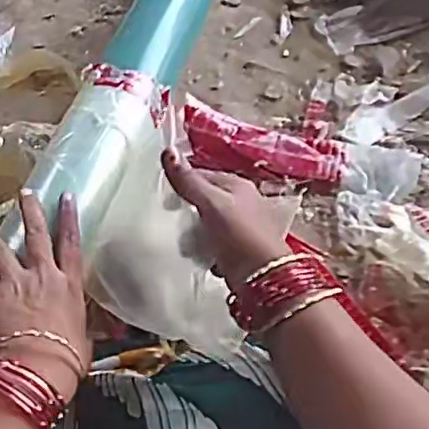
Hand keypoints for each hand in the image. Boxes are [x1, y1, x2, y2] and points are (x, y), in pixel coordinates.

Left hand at [0, 190, 89, 395]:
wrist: (38, 367)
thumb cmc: (66, 358)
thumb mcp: (82, 338)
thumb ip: (77, 327)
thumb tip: (79, 336)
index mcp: (69, 284)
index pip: (71, 243)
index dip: (69, 218)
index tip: (65, 197)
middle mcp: (43, 276)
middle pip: (36, 236)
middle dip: (31, 211)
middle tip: (24, 193)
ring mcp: (16, 284)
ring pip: (0, 251)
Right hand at [161, 149, 292, 285]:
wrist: (263, 277)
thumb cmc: (239, 235)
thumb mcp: (211, 203)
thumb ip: (189, 181)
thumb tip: (168, 152)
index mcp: (237, 185)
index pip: (202, 174)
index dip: (182, 182)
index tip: (166, 196)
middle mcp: (242, 203)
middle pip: (204, 199)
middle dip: (187, 211)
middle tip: (175, 220)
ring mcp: (241, 227)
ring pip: (207, 223)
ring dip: (195, 234)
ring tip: (189, 242)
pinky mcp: (238, 249)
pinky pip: (213, 243)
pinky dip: (205, 249)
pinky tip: (201, 255)